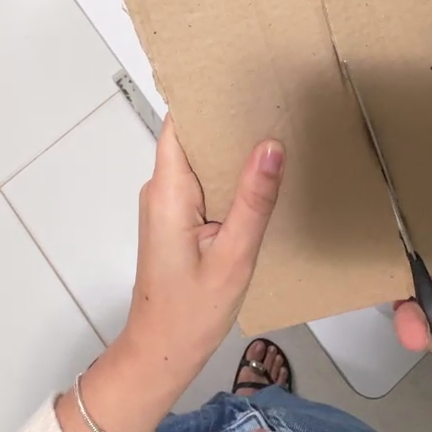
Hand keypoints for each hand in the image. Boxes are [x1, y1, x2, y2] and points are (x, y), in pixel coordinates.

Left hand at [55, 122, 283, 431]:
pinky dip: (226, 173)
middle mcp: (161, 188)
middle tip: (268, 100)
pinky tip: (256, 172)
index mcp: (168, 190)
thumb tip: (271, 146)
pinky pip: (200, 180)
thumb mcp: (233, 256)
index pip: (179, 125)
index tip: (237, 78)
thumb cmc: (192, 310)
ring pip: (197, 159)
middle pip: (190, 137)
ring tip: (270, 127)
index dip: (204, 98)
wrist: (161, 353)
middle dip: (225, 118)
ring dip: (228, 146)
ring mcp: (167, 203)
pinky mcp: (176, 217)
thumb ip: (253, 200)